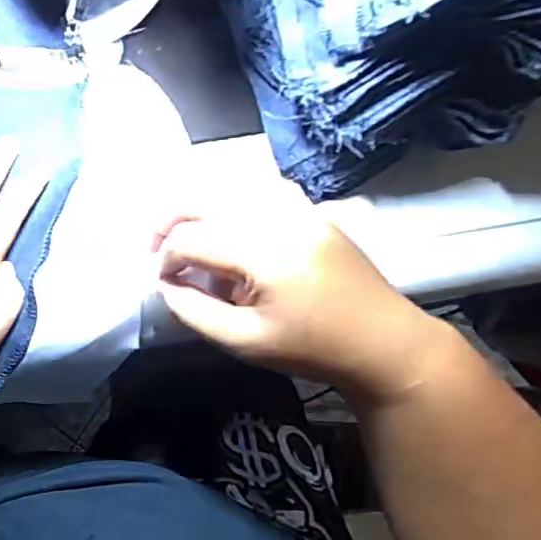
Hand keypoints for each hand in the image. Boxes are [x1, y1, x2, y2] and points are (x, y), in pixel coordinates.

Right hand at [154, 174, 455, 404]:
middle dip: (172, 223)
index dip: (165, 260)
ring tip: (186, 236)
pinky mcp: (314, 213)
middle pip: (207, 201)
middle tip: (157, 249)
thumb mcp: (243, 342)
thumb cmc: (311, 349)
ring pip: (233, 190)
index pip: (192, 239)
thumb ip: (195, 311)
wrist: (383, 342)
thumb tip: (166, 285)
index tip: (161, 283)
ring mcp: (301, 210)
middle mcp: (280, 218)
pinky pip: (263, 192)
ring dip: (201, 210)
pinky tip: (228, 226)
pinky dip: (234, 203)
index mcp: (264, 253)